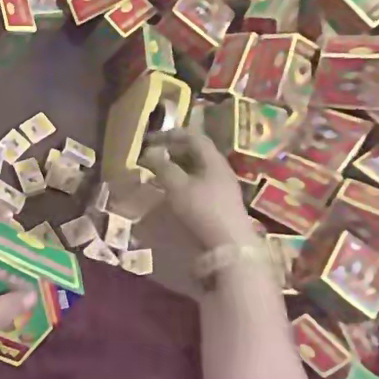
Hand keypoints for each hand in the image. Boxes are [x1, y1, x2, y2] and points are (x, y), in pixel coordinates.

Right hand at [140, 130, 259, 249]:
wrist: (229, 244)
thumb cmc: (202, 210)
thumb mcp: (177, 186)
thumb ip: (163, 167)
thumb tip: (150, 152)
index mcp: (213, 160)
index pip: (193, 137)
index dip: (170, 134)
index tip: (149, 139)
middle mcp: (220, 169)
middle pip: (196, 152)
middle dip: (172, 150)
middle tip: (151, 155)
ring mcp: (222, 186)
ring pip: (197, 169)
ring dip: (176, 167)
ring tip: (157, 173)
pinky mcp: (220, 202)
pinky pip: (199, 183)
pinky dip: (182, 181)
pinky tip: (172, 191)